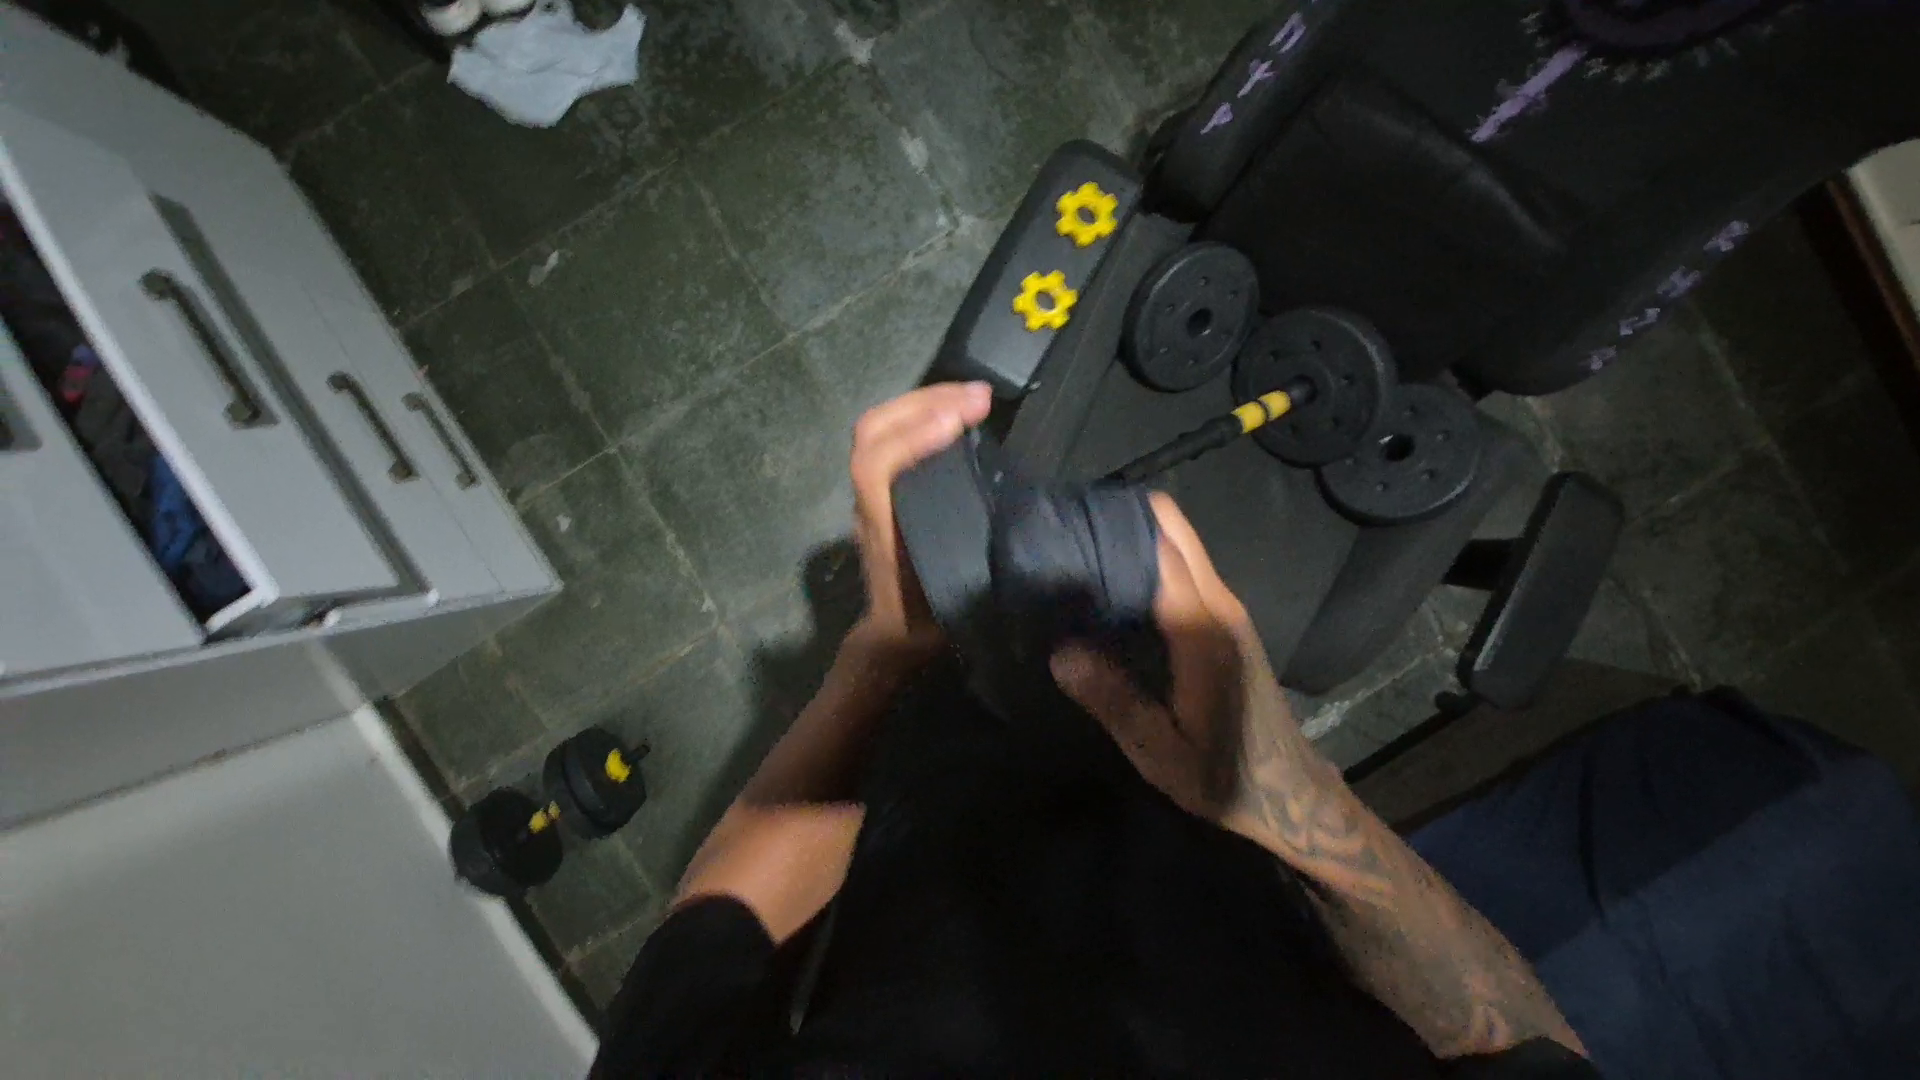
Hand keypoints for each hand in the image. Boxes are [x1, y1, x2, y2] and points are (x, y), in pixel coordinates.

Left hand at [845, 382, 992, 672]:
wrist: (893, 638)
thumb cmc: (924, 619)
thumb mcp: (950, 594)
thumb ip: (971, 559)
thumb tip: (1008, 508)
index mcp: (881, 528)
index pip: (876, 467)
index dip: (914, 436)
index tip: (962, 420)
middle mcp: (868, 503)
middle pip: (871, 432)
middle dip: (923, 402)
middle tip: (979, 396)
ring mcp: (871, 494)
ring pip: (878, 430)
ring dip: (923, 403)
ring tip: (971, 398)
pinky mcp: (882, 491)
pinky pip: (892, 439)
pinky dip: (923, 418)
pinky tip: (957, 417)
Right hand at [1050, 494, 1304, 838]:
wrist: (1289, 793)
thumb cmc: (1223, 775)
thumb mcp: (1159, 751)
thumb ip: (1114, 700)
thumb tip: (1061, 653)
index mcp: (1201, 631)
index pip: (1161, 553)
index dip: (1119, 528)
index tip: (1071, 520)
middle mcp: (1220, 609)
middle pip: (1176, 537)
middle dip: (1129, 522)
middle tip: (1072, 535)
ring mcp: (1229, 614)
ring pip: (1183, 551)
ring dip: (1140, 542)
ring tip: (1083, 555)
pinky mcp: (1229, 625)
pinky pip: (1188, 573)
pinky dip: (1154, 564)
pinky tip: (1116, 587)